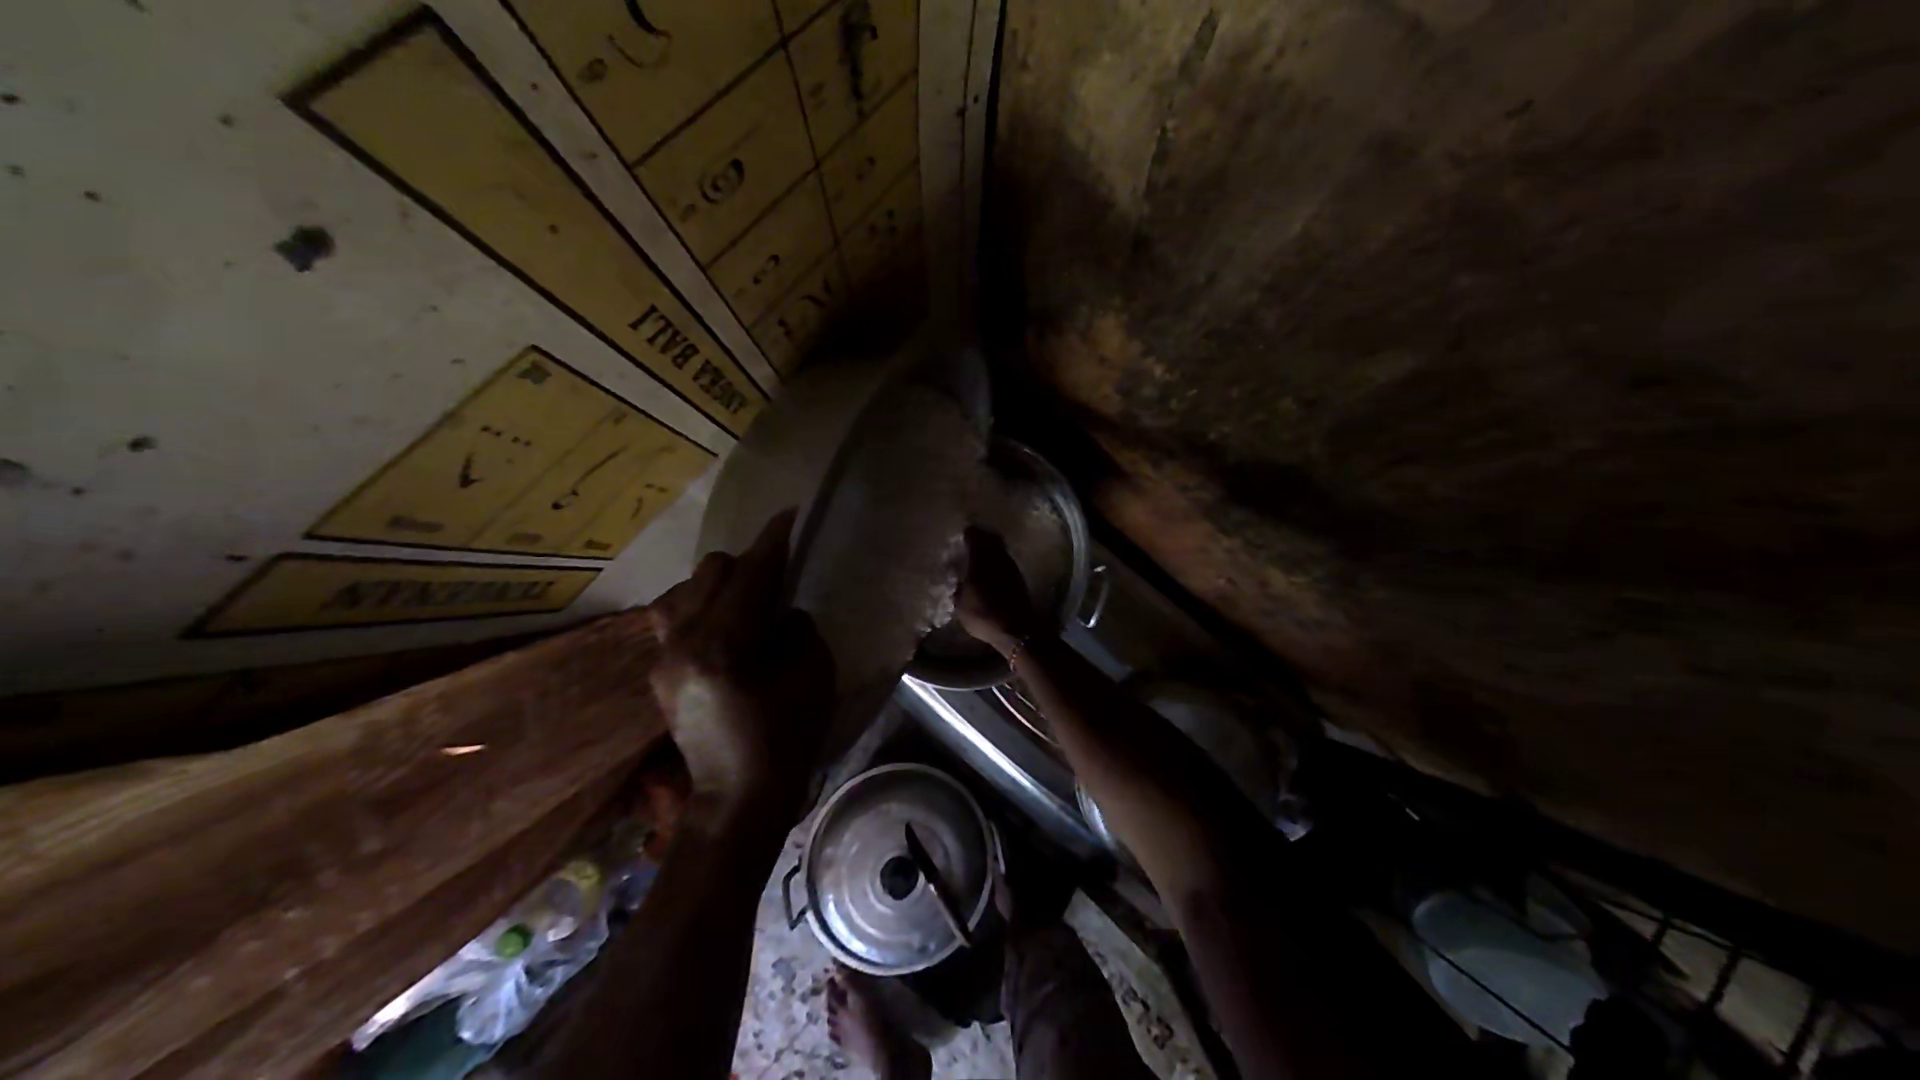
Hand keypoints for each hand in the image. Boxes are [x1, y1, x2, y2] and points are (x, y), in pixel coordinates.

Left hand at [647, 509, 834, 813]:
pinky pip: (674, 616)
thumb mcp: (813, 675)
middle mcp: (683, 641)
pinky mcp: (658, 670)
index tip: (789, 515)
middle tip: (777, 579)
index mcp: (725, 643)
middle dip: (748, 564)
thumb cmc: (787, 738)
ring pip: (684, 589)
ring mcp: (663, 656)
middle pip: (712, 570)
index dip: (774, 541)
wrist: (739, 796)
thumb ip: (796, 626)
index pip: (751, 574)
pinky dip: (701, 608)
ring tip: (745, 603)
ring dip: (719, 585)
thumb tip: (781, 607)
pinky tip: (723, 626)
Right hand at [956, 526, 1040, 656]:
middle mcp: (998, 557)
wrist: (1016, 630)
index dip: (968, 533)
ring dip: (991, 549)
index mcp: (980, 559)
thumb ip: (957, 588)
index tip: (961, 534)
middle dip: (981, 537)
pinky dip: (997, 561)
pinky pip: (1005, 560)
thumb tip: (957, 580)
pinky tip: (990, 571)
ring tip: (979, 557)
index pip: (974, 535)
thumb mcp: (961, 605)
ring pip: (1000, 548)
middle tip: (970, 541)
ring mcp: (1011, 566)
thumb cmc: (983, 615)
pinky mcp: (1018, 578)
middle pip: (990, 538)